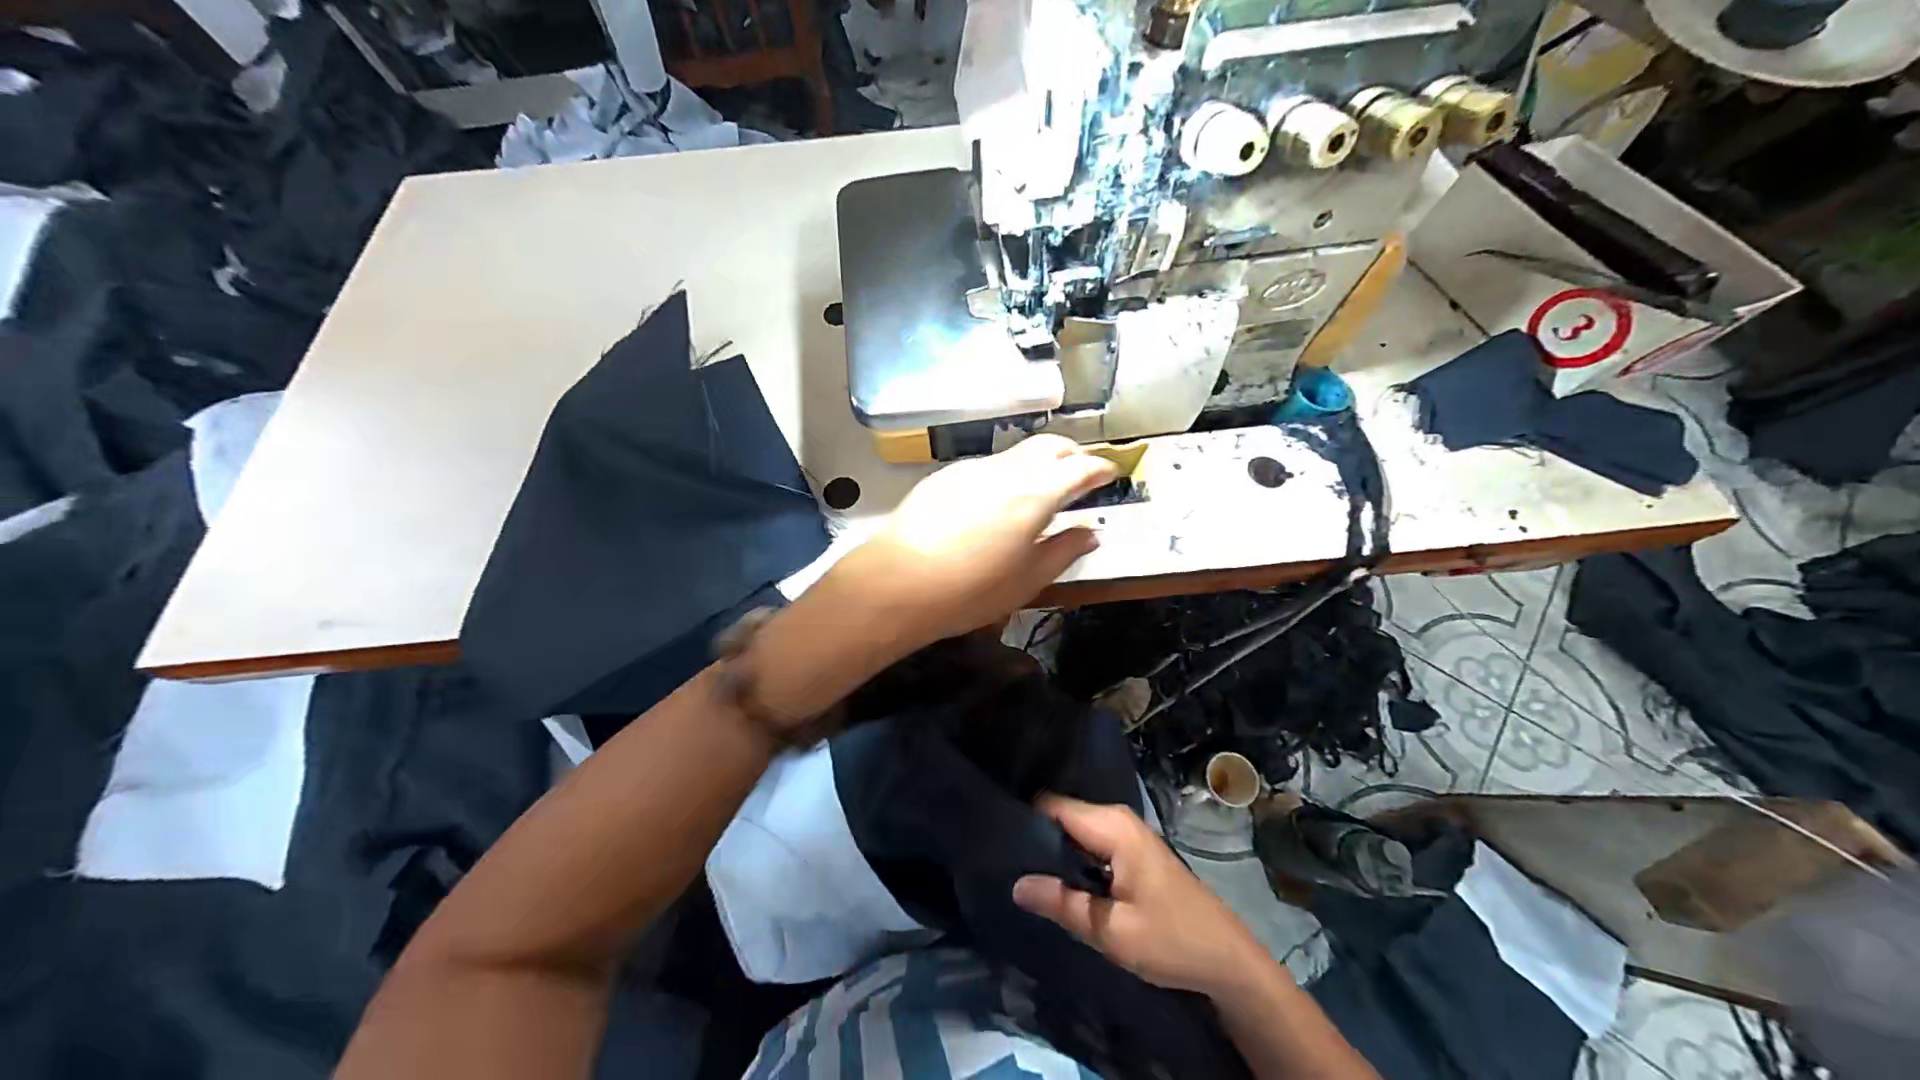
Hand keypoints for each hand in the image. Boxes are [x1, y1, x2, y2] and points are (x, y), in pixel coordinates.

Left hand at [831, 435, 1116, 648]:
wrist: (896, 583)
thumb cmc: (969, 591)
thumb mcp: (1027, 580)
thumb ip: (1064, 551)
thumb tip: (1088, 533)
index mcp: (1036, 494)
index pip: (1080, 467)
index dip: (1100, 468)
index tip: (1110, 473)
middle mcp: (1006, 471)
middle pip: (1049, 446)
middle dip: (1072, 454)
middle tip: (1080, 475)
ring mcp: (971, 470)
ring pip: (1016, 454)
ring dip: (1037, 464)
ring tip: (1039, 492)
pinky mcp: (943, 477)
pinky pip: (986, 467)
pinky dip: (1005, 475)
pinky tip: (995, 504)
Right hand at [1012, 795, 1273, 998]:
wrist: (1228, 960)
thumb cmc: (1172, 941)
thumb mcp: (1112, 931)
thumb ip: (1062, 904)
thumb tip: (1015, 884)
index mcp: (1113, 827)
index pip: (1052, 806)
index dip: (1024, 821)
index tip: (997, 842)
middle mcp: (1118, 819)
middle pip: (1062, 815)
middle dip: (1035, 837)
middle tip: (1005, 864)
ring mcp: (1127, 834)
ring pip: (1075, 831)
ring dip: (1053, 851)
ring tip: (1022, 872)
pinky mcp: (1131, 851)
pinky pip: (1089, 843)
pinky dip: (1071, 859)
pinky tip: (1056, 882)